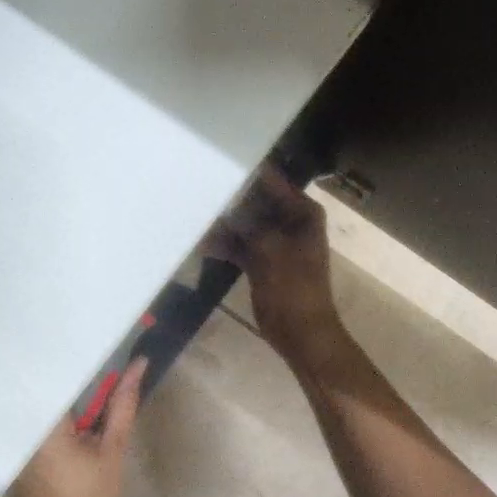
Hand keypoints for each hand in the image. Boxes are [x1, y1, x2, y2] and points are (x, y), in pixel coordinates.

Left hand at [11, 358, 145, 496]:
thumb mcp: (113, 450)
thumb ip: (122, 405)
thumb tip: (138, 366)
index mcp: (42, 427)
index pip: (49, 377)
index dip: (66, 354)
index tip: (83, 337)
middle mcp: (19, 431)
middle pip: (39, 388)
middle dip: (62, 369)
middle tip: (85, 348)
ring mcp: (13, 445)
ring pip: (34, 405)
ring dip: (55, 391)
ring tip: (76, 370)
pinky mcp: (14, 457)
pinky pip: (30, 423)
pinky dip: (47, 413)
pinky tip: (65, 406)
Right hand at [208, 169, 349, 371]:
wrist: (301, 333)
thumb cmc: (294, 289)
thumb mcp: (269, 250)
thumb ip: (246, 223)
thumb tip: (224, 205)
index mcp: (303, 213)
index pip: (272, 181)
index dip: (246, 172)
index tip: (215, 163)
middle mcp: (291, 221)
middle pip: (256, 201)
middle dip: (230, 199)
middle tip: (196, 188)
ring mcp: (275, 242)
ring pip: (245, 223)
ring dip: (223, 223)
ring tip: (193, 214)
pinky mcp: (262, 261)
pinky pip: (240, 245)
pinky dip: (224, 245)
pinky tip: (199, 242)